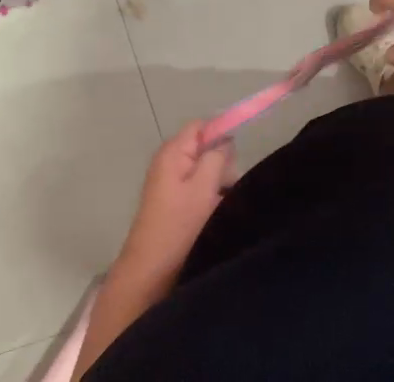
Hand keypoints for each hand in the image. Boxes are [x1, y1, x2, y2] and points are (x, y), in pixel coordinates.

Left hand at [118, 122, 233, 274]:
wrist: (152, 267)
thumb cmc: (179, 224)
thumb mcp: (203, 187)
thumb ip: (216, 158)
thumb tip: (225, 139)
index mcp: (173, 151)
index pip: (200, 126)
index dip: (222, 132)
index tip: (241, 150)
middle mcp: (169, 161)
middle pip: (203, 149)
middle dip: (221, 164)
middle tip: (230, 186)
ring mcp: (169, 181)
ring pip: (203, 171)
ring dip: (217, 184)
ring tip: (224, 205)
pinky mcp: (173, 201)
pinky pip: (197, 189)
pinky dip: (209, 197)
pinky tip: (218, 215)